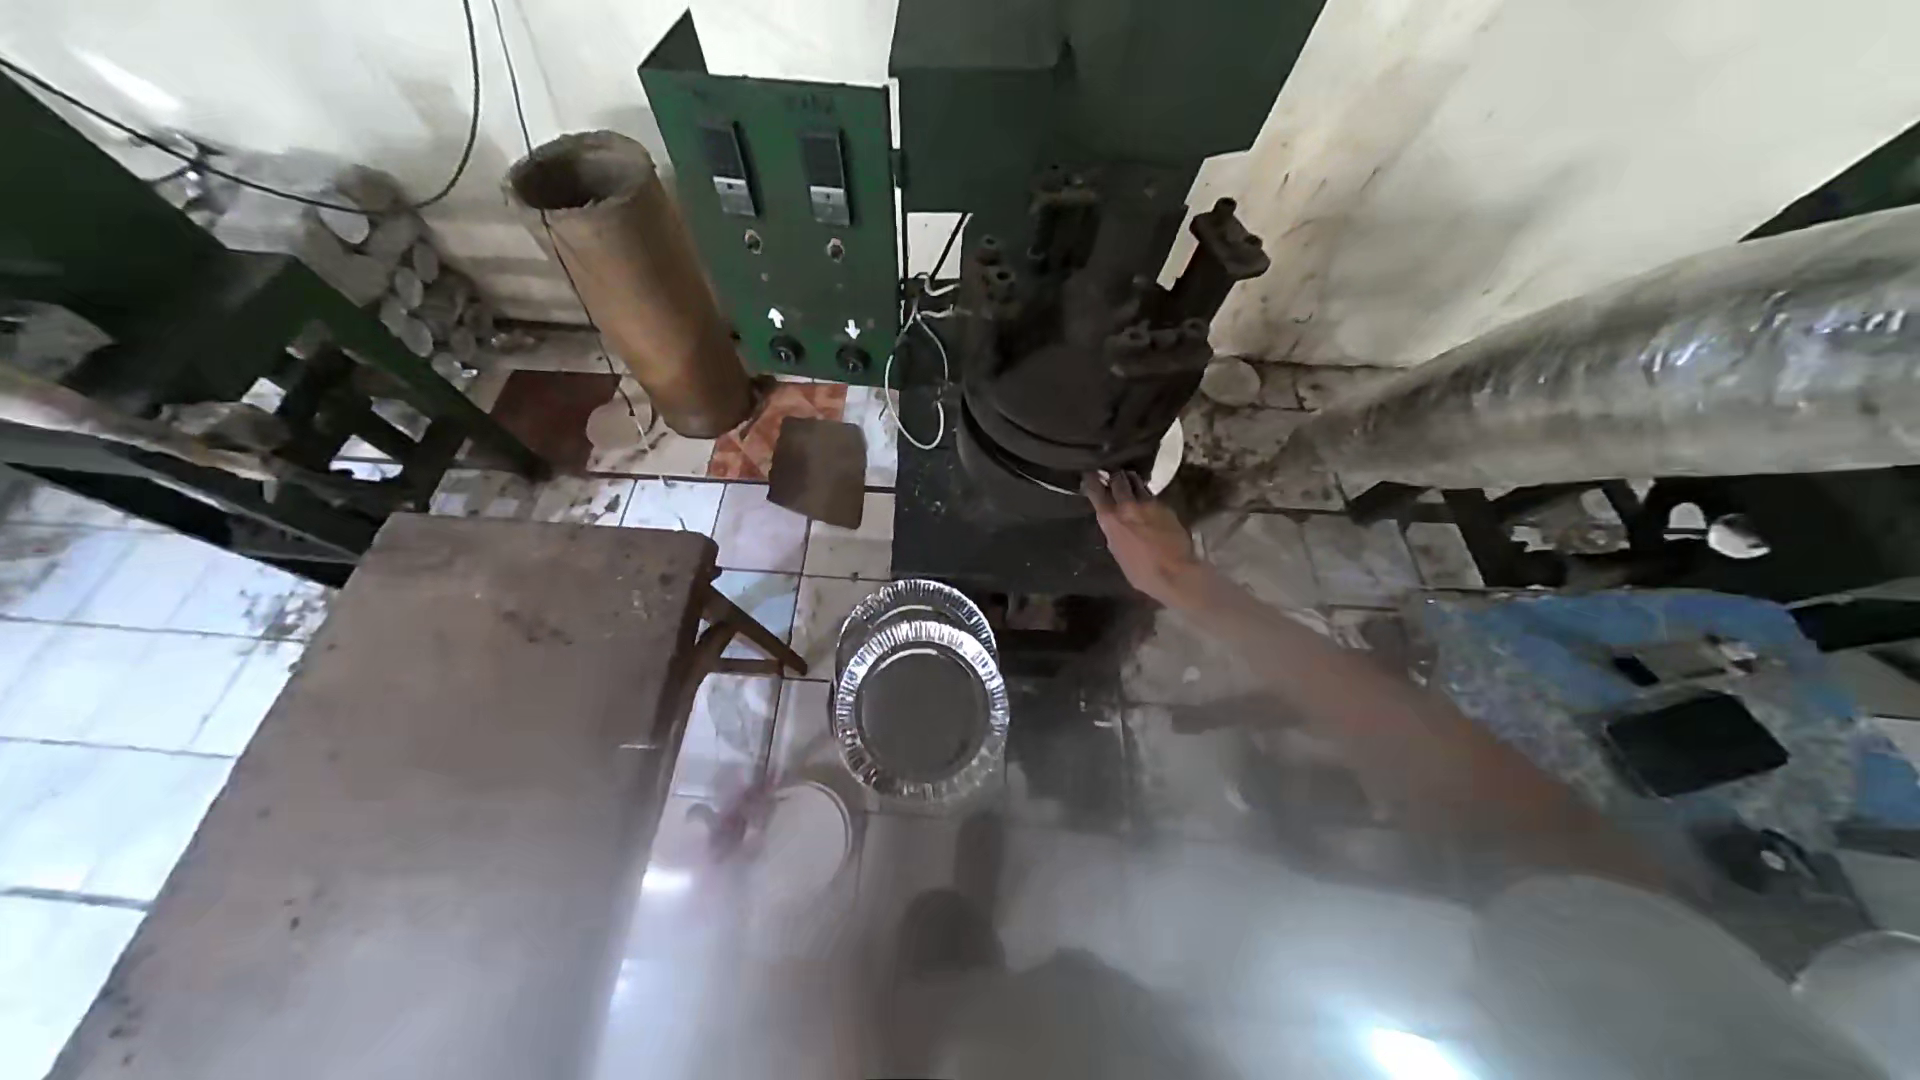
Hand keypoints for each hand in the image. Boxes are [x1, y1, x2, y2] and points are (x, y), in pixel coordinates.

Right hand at [1083, 471, 1210, 607]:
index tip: (1088, 474)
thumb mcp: (1117, 552)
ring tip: (1129, 481)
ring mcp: (1150, 503)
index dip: (1090, 480)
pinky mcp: (1167, 507)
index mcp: (1111, 519)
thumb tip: (1114, 524)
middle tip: (1111, 474)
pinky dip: (1146, 496)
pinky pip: (1152, 496)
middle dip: (1114, 475)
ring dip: (1131, 480)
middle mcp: (1128, 505)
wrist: (1176, 573)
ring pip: (1137, 482)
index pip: (1095, 490)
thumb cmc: (1141, 572)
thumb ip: (1113, 532)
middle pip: (1118, 478)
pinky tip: (1148, 503)